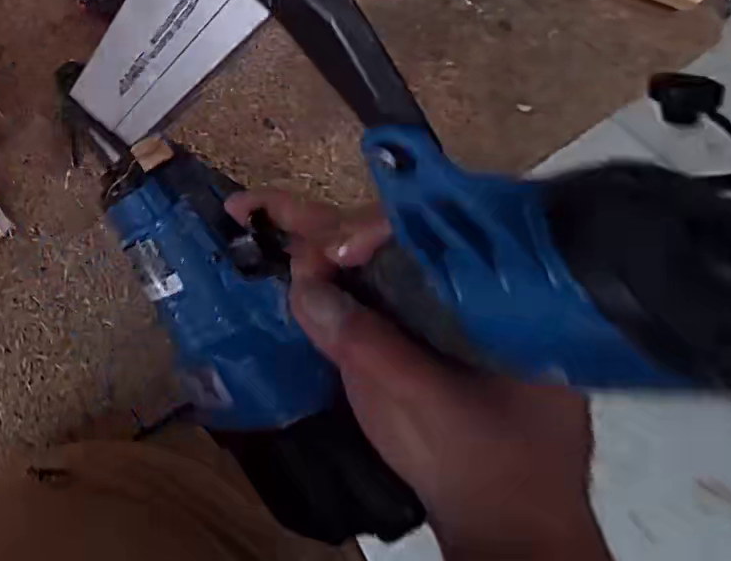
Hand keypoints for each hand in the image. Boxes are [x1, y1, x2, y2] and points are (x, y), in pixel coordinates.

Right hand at [227, 191, 611, 560]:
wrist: (487, 521)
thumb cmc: (478, 459)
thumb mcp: (425, 400)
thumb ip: (366, 342)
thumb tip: (300, 286)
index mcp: (486, 303)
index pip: (422, 244)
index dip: (369, 235)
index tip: (332, 252)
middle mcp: (444, 293)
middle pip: (373, 241)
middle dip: (313, 225)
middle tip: (249, 210)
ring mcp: (407, 308)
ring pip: (344, 258)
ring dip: (294, 235)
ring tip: (244, 214)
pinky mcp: (374, 325)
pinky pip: (330, 286)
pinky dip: (292, 264)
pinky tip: (256, 243)